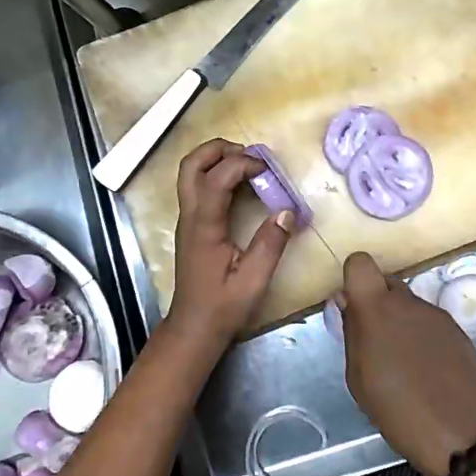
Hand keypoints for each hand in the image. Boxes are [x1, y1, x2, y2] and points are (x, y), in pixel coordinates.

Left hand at [162, 139, 293, 350]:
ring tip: (247, 163)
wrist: (194, 326)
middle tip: (249, 154)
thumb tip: (288, 211)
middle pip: (190, 165)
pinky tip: (240, 184)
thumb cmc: (222, 306)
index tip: (266, 170)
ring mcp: (187, 219)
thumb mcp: (253, 280)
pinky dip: (215, 174)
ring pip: (190, 173)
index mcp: (203, 226)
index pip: (215, 179)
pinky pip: (197, 187)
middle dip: (218, 149)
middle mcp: (190, 216)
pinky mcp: (191, 225)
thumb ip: (270, 244)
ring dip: (215, 159)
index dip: (241, 165)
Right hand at [340, 252, 475, 475]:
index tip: (352, 305)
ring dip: (400, 322)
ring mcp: (437, 315)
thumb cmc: (398, 410)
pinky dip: (421, 336)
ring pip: (408, 304)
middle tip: (374, 338)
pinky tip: (424, 369)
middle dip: (376, 302)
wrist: (464, 436)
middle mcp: (408, 302)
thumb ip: (353, 333)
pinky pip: (428, 322)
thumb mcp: (358, 377)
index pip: (360, 264)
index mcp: (377, 309)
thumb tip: (350, 306)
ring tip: (401, 362)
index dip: (354, 279)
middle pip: (386, 283)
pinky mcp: (458, 331)